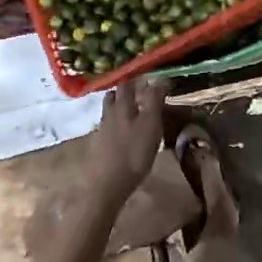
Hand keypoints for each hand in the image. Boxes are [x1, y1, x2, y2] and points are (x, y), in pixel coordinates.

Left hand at [88, 77, 169, 206]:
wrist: (109, 183)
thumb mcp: (151, 124)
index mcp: (122, 106)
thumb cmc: (134, 153)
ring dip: (119, 105)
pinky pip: (108, 126)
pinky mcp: (100, 144)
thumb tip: (160, 78)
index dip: (139, 79)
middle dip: (127, 90)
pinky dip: (116, 123)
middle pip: (115, 95)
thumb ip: (154, 100)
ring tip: (132, 109)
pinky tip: (123, 131)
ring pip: (109, 109)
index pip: (129, 83)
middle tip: (140, 92)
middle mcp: (110, 113)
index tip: (151, 79)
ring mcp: (102, 129)